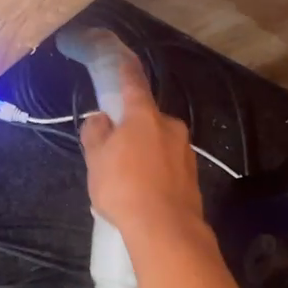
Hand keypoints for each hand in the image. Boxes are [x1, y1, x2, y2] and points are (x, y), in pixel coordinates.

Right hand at [78, 47, 207, 245]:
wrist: (165, 228)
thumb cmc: (124, 187)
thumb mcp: (96, 160)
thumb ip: (95, 134)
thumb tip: (100, 119)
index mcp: (144, 116)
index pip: (133, 84)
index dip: (125, 71)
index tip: (121, 59)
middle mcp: (170, 127)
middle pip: (147, 119)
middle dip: (133, 129)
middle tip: (114, 151)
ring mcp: (185, 152)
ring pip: (159, 143)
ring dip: (145, 152)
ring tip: (128, 179)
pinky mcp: (192, 176)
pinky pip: (168, 165)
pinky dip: (156, 171)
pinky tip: (144, 191)